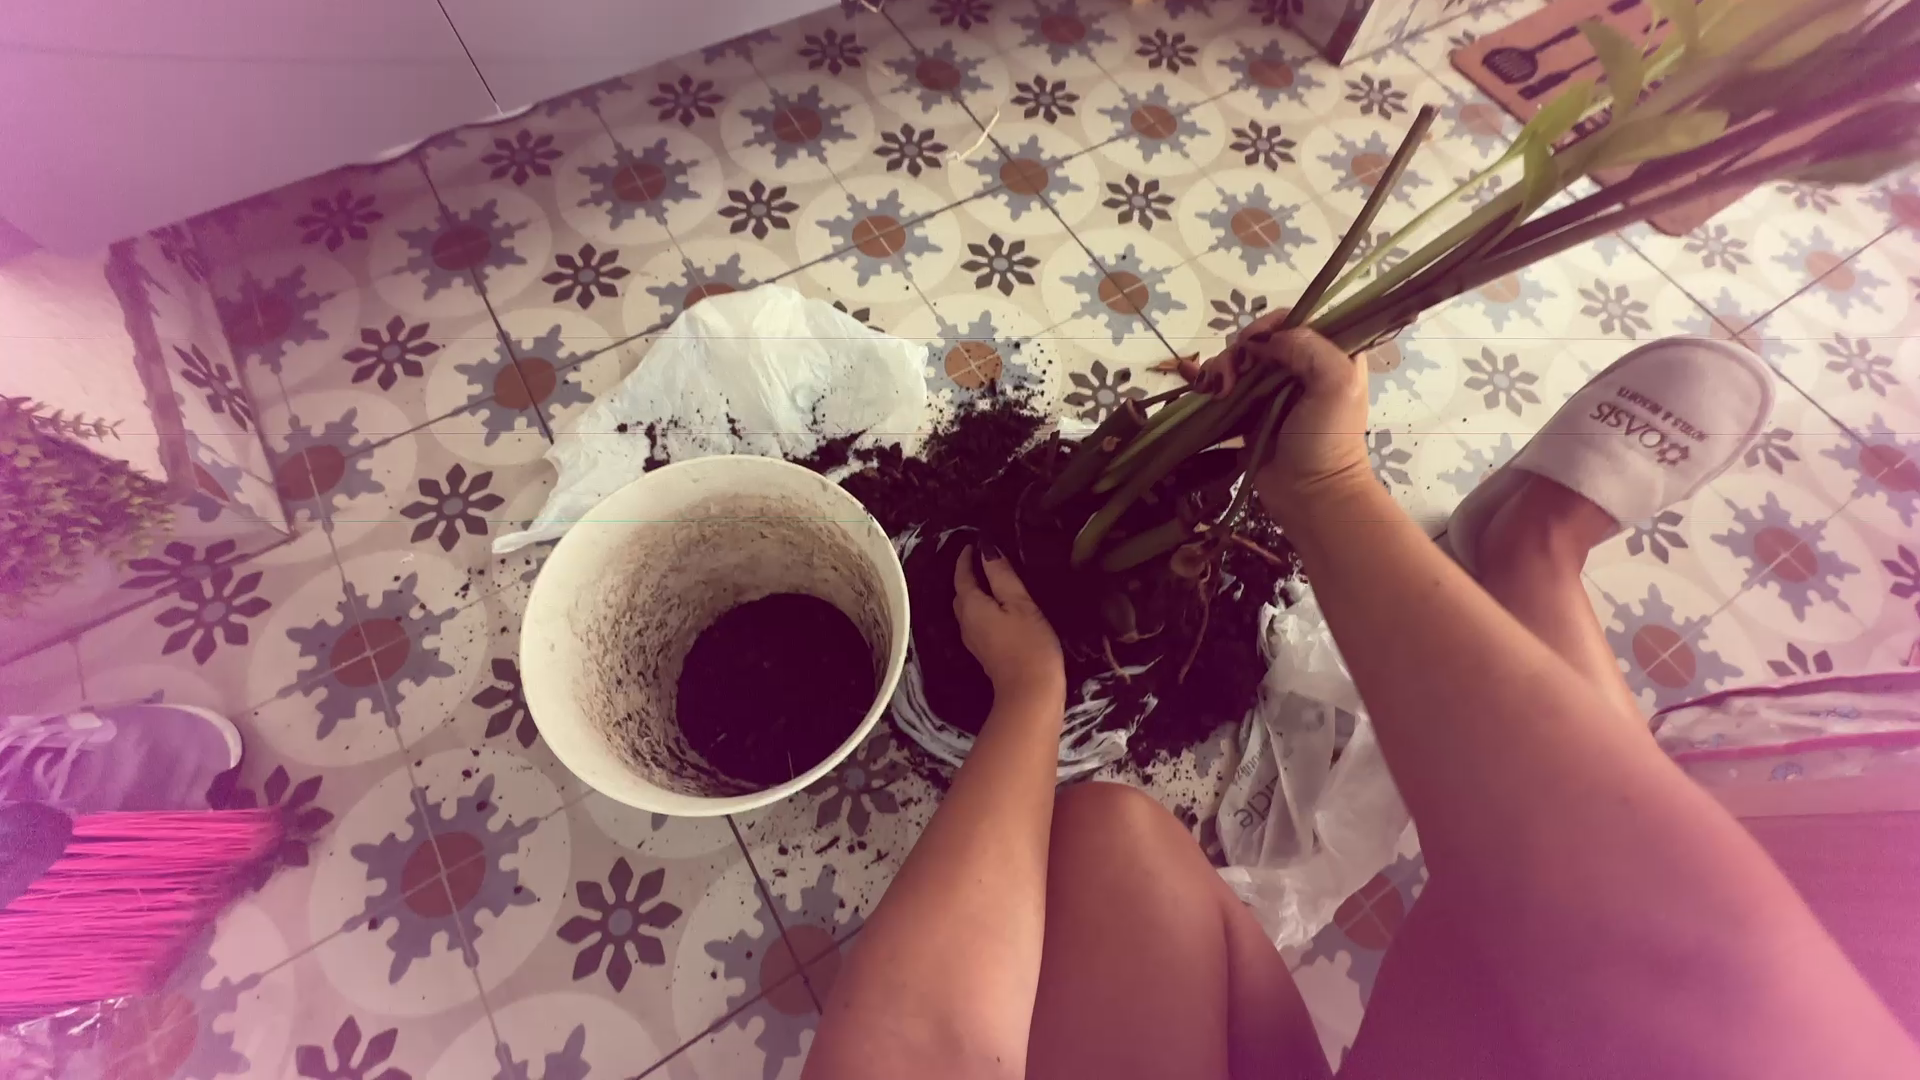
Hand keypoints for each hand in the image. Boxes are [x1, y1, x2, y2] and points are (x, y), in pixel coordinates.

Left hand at [953, 542, 1064, 705]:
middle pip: (960, 593)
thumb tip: (986, 548)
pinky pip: (976, 621)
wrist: (1031, 692)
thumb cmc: (1029, 643)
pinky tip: (997, 607)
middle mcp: (965, 622)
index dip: (966, 558)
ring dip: (973, 591)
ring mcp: (973, 640)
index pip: (962, 575)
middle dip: (967, 574)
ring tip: (990, 578)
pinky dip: (981, 607)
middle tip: (982, 558)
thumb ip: (1002, 574)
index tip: (973, 542)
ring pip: (967, 608)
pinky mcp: (984, 652)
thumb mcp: (1019, 603)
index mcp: (971, 606)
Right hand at [1226, 315, 1373, 522]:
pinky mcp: (1246, 413)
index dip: (1271, 324)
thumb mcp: (1336, 383)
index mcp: (1329, 354)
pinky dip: (1210, 385)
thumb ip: (1307, 347)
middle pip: (1259, 339)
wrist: (1309, 494)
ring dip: (1221, 368)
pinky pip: (1224, 387)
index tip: (1255, 344)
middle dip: (1239, 350)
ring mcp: (1270, 391)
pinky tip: (1208, 396)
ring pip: (1237, 361)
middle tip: (1234, 376)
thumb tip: (1262, 340)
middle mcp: (1298, 368)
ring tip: (1218, 392)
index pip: (1296, 319)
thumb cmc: (1328, 440)